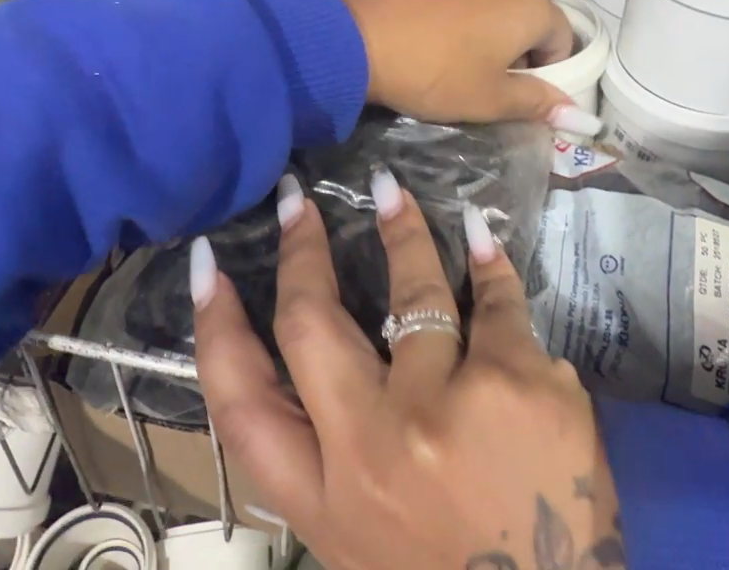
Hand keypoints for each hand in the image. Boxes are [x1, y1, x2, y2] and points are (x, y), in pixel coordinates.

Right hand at [191, 171, 623, 569]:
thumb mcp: (355, 537)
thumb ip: (325, 460)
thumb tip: (314, 362)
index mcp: (324, 498)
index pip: (241, 402)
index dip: (214, 327)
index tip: (206, 266)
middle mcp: (373, 447)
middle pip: (314, 326)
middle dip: (301, 253)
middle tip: (298, 200)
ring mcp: (450, 409)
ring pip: (413, 293)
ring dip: (403, 233)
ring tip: (392, 192)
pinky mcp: (522, 387)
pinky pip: (497, 306)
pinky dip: (488, 265)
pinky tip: (478, 237)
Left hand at [329, 0, 596, 133]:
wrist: (348, 34)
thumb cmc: (431, 72)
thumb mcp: (488, 99)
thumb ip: (537, 104)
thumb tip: (580, 117)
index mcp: (530, 2)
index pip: (560, 41)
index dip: (543, 74)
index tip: (510, 95)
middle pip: (524, 16)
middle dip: (512, 49)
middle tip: (478, 80)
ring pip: (485, 0)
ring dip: (478, 27)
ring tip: (443, 58)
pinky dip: (445, 11)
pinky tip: (417, 36)